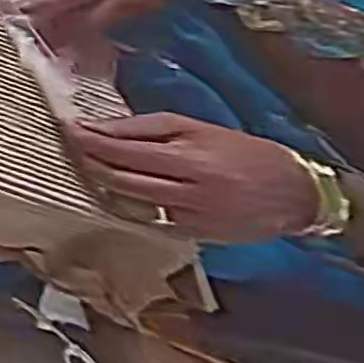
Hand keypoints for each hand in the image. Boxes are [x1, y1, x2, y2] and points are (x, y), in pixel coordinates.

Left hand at [69, 113, 318, 242]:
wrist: (297, 192)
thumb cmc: (236, 149)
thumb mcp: (187, 126)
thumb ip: (137, 127)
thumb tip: (93, 127)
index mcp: (189, 162)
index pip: (123, 152)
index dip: (88, 140)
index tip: (66, 128)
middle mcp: (192, 194)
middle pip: (121, 180)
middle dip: (88, 161)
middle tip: (70, 146)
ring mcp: (196, 220)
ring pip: (131, 203)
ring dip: (102, 183)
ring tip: (86, 165)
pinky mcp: (201, 237)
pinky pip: (151, 221)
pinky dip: (127, 205)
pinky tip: (114, 191)